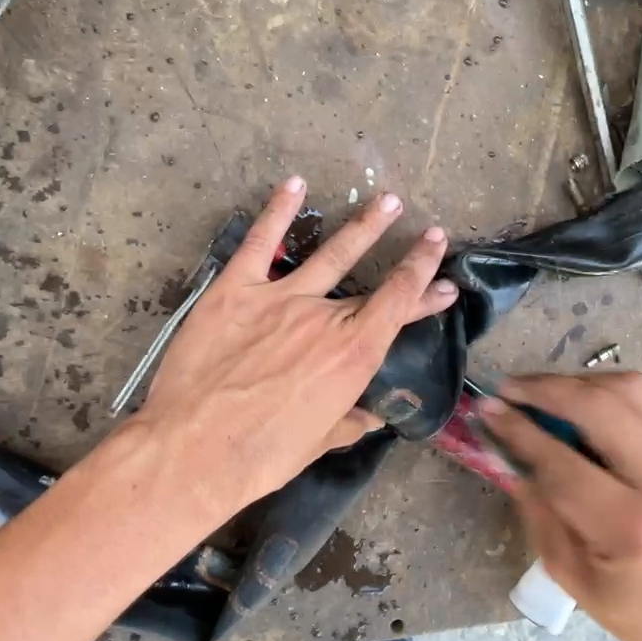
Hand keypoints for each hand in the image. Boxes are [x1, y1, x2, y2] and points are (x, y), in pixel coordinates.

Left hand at [129, 176, 455, 512]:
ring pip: (331, 252)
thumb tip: (372, 419)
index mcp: (352, 355)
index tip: (446, 273)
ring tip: (387, 200)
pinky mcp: (235, 289)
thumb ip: (348, 423)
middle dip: (410, 258)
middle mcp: (325, 317)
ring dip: (364, 225)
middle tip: (430, 230)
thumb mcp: (317, 443)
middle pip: (378, 282)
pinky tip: (294, 184)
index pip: (399, 307)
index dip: (426, 284)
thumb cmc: (262, 455)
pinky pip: (261, 242)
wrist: (195, 448)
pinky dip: (278, 211)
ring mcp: (280, 297)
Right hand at [482, 372, 641, 640]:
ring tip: (547, 394)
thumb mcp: (566, 571)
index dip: (518, 429)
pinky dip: (617, 387)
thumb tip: (507, 450)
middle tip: (510, 389)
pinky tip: (592, 401)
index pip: (561, 460)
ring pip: (631, 389)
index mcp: (630, 526)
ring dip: (581, 382)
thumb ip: (536, 507)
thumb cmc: (631, 608)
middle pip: (600, 407)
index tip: (487, 409)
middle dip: (546, 389)